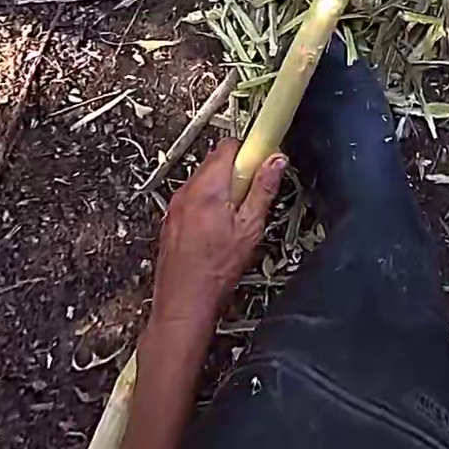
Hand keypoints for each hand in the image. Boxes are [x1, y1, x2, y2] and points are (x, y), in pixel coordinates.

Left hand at [152, 139, 285, 323]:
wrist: (184, 303)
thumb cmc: (214, 271)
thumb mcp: (250, 228)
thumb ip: (263, 189)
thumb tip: (276, 161)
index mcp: (208, 188)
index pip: (230, 145)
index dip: (251, 150)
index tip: (264, 159)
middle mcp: (188, 190)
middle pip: (218, 160)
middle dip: (239, 171)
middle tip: (252, 196)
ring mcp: (177, 203)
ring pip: (206, 178)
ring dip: (224, 187)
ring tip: (236, 217)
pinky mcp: (172, 216)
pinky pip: (194, 195)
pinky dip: (209, 201)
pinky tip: (218, 228)